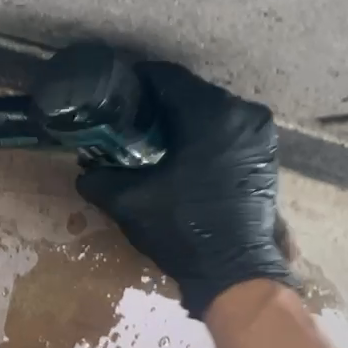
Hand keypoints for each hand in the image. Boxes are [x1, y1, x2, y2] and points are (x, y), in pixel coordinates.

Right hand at [75, 62, 293, 317]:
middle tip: (126, 122)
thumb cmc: (181, 230)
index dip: (137, 82)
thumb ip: (101, 180)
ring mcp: (258, 133)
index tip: (115, 93)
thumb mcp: (130, 204)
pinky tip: (179, 158)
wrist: (232, 268)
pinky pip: (226, 132)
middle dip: (157, 106)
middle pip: (191, 94)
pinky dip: (200, 137)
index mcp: (210, 115)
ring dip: (180, 123)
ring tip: (149, 142)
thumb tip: (84, 169)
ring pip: (210, 113)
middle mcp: (242, 113)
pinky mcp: (263, 153)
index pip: (167, 79)